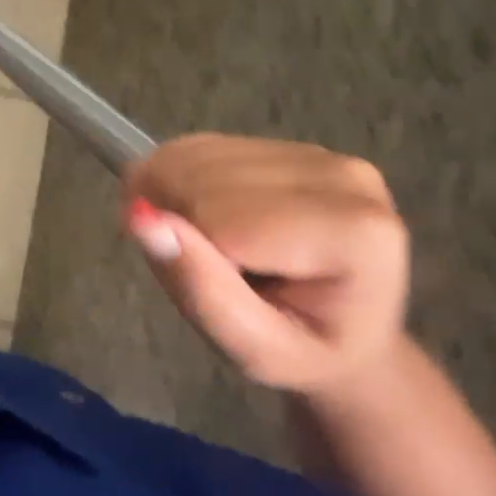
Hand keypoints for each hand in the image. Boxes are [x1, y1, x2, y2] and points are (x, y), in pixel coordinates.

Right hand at [122, 134, 409, 393]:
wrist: (346, 334)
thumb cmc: (304, 351)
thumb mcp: (256, 350)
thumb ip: (202, 289)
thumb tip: (141, 218)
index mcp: (354, 231)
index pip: (218, 218)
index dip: (194, 257)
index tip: (222, 294)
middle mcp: (342, 176)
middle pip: (199, 179)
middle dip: (177, 225)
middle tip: (208, 272)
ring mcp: (315, 153)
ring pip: (187, 158)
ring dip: (170, 204)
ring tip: (206, 247)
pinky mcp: (285, 145)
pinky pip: (192, 149)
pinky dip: (175, 184)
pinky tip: (202, 218)